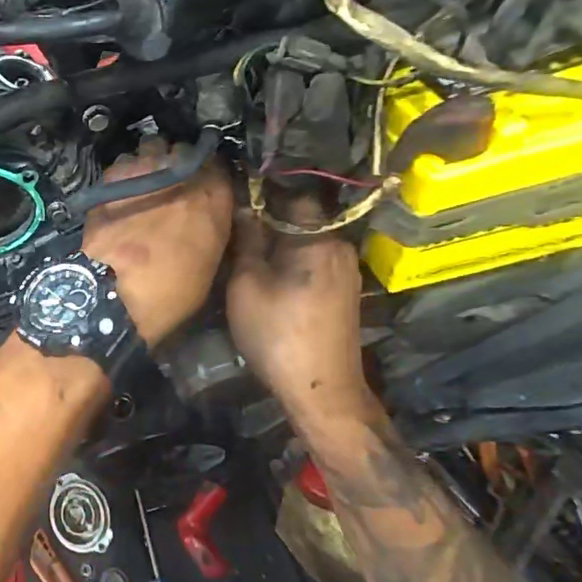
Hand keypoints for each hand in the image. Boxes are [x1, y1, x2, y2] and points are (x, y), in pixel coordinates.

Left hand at [81, 138, 232, 345]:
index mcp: (214, 191)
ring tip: (139, 184)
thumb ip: (211, 220)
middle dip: (172, 162)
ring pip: (148, 149)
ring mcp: (146, 167)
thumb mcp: (212, 256)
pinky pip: (121, 164)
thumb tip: (204, 210)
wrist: (122, 293)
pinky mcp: (113, 175)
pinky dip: (121, 176)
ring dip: (146, 163)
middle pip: (178, 150)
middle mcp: (183, 170)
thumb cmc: (175, 287)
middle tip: (164, 182)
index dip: (202, 169)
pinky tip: (116, 194)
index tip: (194, 180)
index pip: (214, 161)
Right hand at [226, 198, 376, 423]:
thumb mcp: (247, 285)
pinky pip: (314, 260)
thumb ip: (247, 241)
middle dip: (270, 219)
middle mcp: (339, 247)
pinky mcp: (344, 291)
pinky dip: (292, 261)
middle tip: (235, 227)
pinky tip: (270, 275)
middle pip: (301, 218)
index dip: (264, 191)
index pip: (293, 194)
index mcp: (318, 239)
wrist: (322, 390)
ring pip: (306, 241)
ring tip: (248, 251)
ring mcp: (346, 271)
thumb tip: (244, 208)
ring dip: (280, 242)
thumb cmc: (277, 334)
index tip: (237, 195)